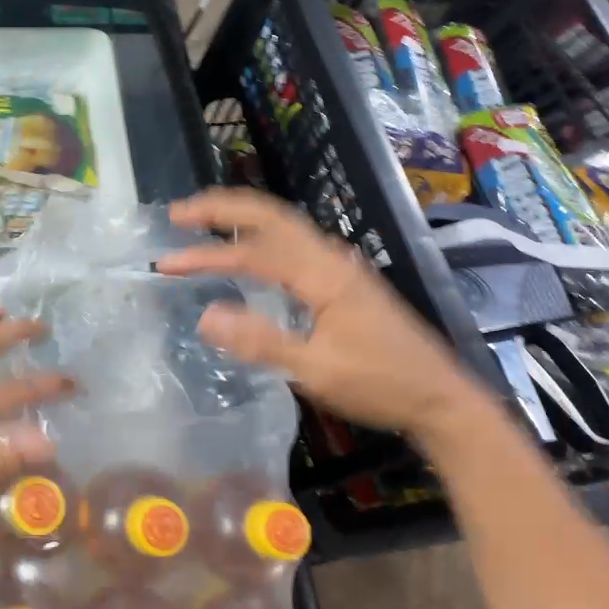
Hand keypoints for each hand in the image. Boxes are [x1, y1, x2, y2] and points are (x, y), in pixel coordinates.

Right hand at [155, 188, 497, 444]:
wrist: (441, 399)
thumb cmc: (381, 385)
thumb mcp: (317, 370)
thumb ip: (261, 342)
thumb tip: (205, 317)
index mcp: (324, 276)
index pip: (254, 252)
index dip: (207, 255)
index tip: (167, 264)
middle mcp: (332, 260)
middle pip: (271, 216)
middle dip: (221, 209)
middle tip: (178, 214)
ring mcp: (341, 268)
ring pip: (284, 226)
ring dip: (240, 220)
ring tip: (201, 223)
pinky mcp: (344, 282)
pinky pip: (294, 244)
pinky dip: (259, 237)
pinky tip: (247, 253)